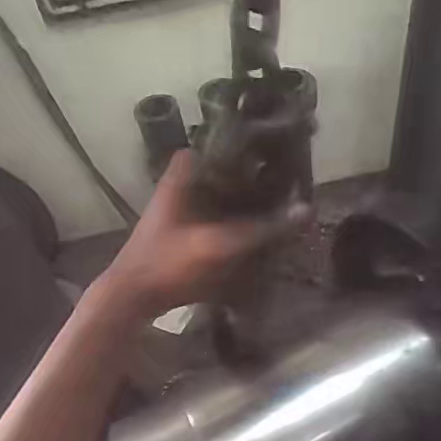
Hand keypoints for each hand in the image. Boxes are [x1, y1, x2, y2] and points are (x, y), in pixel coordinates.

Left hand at [97, 149, 308, 317]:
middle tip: (294, 181)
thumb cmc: (169, 263)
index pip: (228, 144)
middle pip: (231, 169)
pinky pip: (222, 213)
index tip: (287, 152)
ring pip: (227, 192)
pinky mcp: (188, 226)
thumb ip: (262, 228)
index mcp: (185, 171)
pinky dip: (241, 218)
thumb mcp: (219, 245)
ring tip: (287, 201)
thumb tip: (307, 210)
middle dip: (260, 177)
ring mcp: (184, 203)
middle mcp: (184, 179)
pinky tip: (265, 226)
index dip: (257, 146)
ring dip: (252, 199)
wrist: (132, 296)